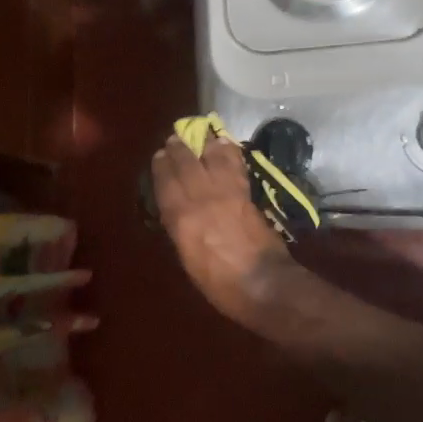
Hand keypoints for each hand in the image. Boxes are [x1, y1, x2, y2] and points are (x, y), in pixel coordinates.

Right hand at [151, 134, 295, 324]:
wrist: (263, 283)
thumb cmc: (221, 285)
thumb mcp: (190, 261)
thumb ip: (183, 231)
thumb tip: (179, 214)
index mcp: (182, 220)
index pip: (167, 185)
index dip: (162, 168)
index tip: (159, 155)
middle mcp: (202, 200)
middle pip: (187, 165)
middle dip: (179, 150)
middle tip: (175, 139)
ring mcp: (227, 194)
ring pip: (212, 159)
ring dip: (205, 145)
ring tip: (201, 136)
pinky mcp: (247, 194)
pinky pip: (235, 166)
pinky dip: (230, 152)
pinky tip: (226, 145)